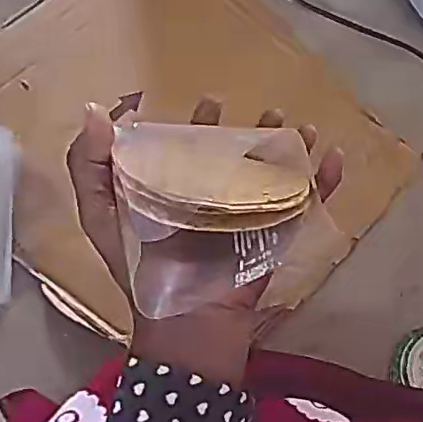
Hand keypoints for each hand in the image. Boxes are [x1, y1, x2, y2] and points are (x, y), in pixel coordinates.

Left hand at [67, 96, 343, 380]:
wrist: (187, 318)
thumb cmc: (142, 268)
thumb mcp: (102, 216)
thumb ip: (90, 167)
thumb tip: (94, 111)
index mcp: (178, 192)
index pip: (194, 150)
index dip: (201, 124)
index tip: (212, 103)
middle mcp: (216, 201)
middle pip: (242, 158)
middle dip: (256, 130)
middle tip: (269, 110)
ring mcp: (250, 218)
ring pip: (277, 174)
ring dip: (293, 148)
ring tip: (302, 128)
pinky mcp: (277, 236)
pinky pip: (305, 204)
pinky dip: (323, 182)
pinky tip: (332, 158)